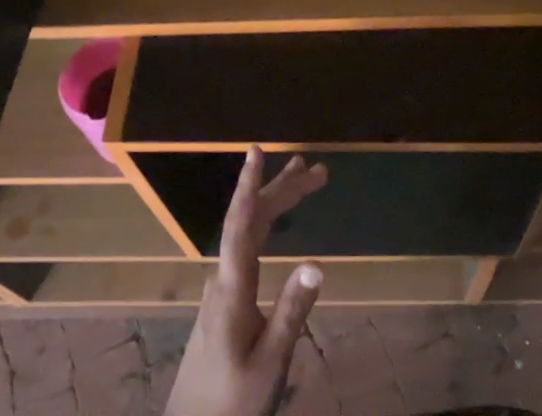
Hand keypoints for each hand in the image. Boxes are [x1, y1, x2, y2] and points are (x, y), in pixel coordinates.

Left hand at [165, 148, 329, 415]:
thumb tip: (317, 265)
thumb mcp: (269, 361)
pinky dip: (268, 226)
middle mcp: (223, 279)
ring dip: (276, 205)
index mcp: (232, 288)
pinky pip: (248, 248)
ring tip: (303, 181)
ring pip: (249, 233)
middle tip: (318, 170)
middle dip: (281, 190)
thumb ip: (291, 313)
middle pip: (251, 221)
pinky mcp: (225, 301)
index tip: (257, 151)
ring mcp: (222, 289)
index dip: (249, 186)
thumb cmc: (231, 398)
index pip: (240, 225)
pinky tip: (278, 225)